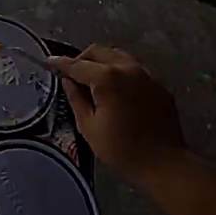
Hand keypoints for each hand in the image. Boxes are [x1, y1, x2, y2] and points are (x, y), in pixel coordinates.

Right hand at [51, 45, 188, 180]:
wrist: (164, 163)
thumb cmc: (122, 149)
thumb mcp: (89, 127)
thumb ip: (76, 99)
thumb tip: (68, 81)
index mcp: (107, 78)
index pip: (77, 65)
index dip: (61, 63)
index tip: (50, 62)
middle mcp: (127, 68)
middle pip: (99, 51)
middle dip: (82, 59)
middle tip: (73, 74)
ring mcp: (146, 74)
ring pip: (118, 56)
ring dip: (102, 62)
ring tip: (94, 79)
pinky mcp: (158, 84)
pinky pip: (134, 69)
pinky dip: (120, 72)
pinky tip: (117, 89)